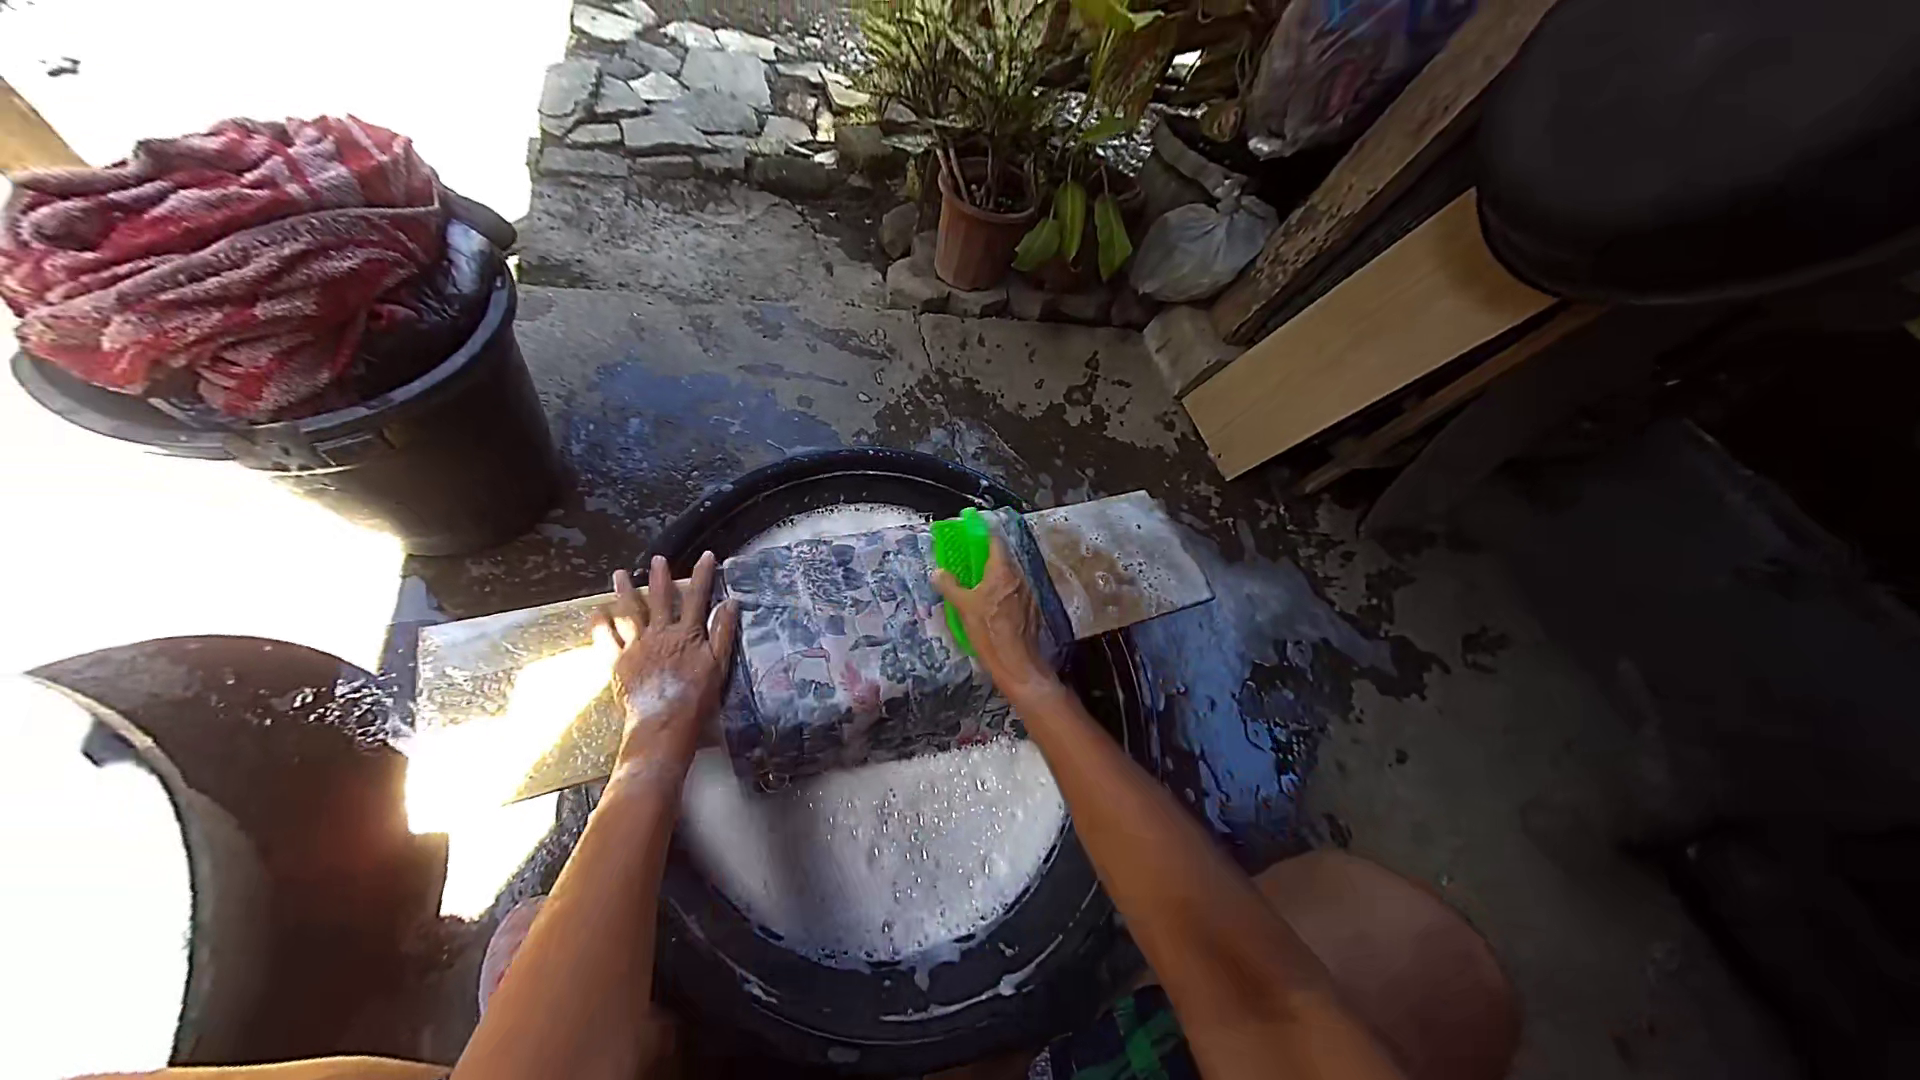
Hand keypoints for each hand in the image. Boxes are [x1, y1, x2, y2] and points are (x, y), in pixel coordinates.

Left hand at [591, 553, 738, 786]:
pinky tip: (596, 612)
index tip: (707, 556)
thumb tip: (730, 604)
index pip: (697, 597)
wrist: (664, 723)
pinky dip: (601, 625)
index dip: (703, 575)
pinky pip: (606, 639)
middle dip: (660, 576)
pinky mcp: (619, 662)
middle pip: (660, 598)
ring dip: (625, 591)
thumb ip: (724, 633)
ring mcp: (637, 646)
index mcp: (687, 633)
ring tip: (620, 574)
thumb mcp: (719, 665)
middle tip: (657, 559)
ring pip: (630, 612)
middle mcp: (661, 633)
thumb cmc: (697, 698)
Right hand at [931, 534, 1058, 697]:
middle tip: (968, 564)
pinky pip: (1015, 592)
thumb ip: (949, 586)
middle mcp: (1018, 577)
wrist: (1017, 662)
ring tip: (978, 587)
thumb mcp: (963, 607)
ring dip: (994, 577)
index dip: (982, 535)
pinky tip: (992, 607)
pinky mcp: (1031, 609)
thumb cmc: (989, 631)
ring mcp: (1028, 593)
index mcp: (1002, 571)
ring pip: (1009, 577)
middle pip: (1002, 559)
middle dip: (985, 559)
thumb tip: (938, 573)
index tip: (970, 534)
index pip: (994, 542)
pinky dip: (1003, 593)